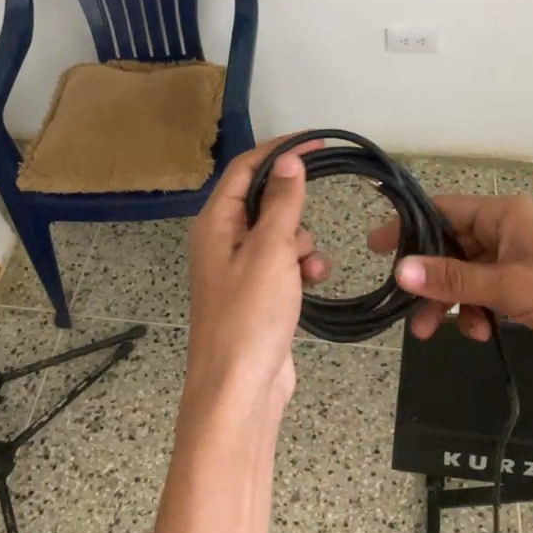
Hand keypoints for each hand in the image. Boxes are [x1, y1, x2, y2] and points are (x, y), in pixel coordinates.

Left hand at [187, 136, 330, 412]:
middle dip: (293, 210)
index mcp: (215, 224)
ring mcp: (240, 270)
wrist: (240, 390)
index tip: (317, 142)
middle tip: (313, 214)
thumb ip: (281, 202)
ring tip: (309, 267)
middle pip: (263, 202)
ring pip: (280, 235)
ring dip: (302, 244)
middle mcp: (222, 241)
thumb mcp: (270, 251)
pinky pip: (285, 265)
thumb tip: (288, 159)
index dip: (279, 150)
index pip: (245, 169)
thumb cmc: (250, 316)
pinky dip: (302, 268)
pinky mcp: (258, 296)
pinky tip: (313, 282)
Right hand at [368, 195, 532, 369]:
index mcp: (507, 215)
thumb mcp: (510, 287)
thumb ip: (454, 280)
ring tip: (437, 331)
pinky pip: (490, 293)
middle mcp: (511, 231)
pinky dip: (478, 310)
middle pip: (453, 248)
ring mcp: (522, 260)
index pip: (444, 211)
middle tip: (406, 311)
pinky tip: (479, 332)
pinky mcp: (532, 287)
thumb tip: (401, 270)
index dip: (408, 228)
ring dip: (452, 302)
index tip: (375, 247)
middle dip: (430, 281)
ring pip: (469, 275)